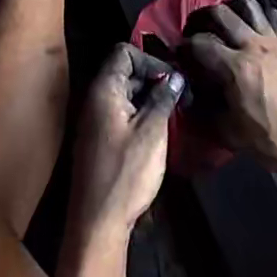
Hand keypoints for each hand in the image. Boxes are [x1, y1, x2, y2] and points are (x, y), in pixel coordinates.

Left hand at [72, 43, 184, 233]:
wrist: (98, 223)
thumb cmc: (126, 173)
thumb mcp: (152, 131)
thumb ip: (163, 97)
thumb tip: (176, 75)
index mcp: (103, 91)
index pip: (124, 52)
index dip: (150, 60)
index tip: (172, 79)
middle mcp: (95, 100)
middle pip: (125, 71)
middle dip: (155, 77)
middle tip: (182, 95)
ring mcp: (96, 121)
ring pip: (126, 93)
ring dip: (150, 96)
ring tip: (176, 111)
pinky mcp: (101, 139)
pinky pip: (123, 112)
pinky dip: (142, 112)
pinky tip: (161, 128)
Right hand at [184, 0, 276, 187]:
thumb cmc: (272, 139)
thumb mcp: (229, 132)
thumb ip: (204, 109)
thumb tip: (189, 95)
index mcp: (235, 68)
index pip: (200, 43)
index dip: (184, 46)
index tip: (179, 54)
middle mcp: (253, 46)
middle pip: (220, 14)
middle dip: (201, 18)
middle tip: (194, 29)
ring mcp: (274, 41)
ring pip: (248, 5)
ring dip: (230, 8)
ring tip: (222, 19)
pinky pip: (271, 16)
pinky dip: (258, 15)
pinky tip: (252, 26)